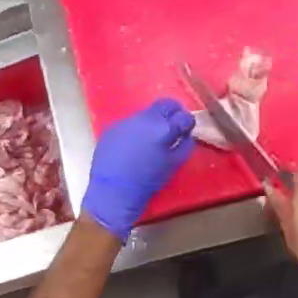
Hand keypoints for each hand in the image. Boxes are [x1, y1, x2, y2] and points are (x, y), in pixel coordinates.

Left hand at [81, 98, 195, 238]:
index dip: (186, 122)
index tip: (186, 129)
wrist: (113, 192)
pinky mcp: (111, 129)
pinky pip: (129, 124)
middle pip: (163, 105)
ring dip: (152, 123)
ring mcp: (125, 121)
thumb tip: (186, 134)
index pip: (182, 115)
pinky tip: (133, 147)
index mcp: (162, 128)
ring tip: (151, 141)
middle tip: (172, 128)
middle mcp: (143, 118)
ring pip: (145, 114)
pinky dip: (135, 131)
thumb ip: (184, 146)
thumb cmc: (147, 182)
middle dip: (171, 114)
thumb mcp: (173, 165)